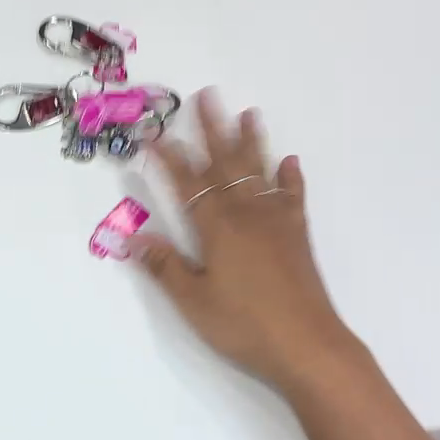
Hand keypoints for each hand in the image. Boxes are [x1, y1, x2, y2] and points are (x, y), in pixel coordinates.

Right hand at [131, 91, 361, 390]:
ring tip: (247, 112)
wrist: (305, 344)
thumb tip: (133, 238)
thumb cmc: (242, 325)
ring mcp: (276, 223)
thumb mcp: (193, 302)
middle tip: (208, 95)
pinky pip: (291, 196)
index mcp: (217, 230)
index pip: (188, 186)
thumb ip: (165, 268)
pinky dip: (288, 177)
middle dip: (213, 131)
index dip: (170, 160)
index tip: (155, 135)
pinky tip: (288, 162)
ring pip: (259, 173)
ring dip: (251, 142)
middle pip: (226, 165)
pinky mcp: (297, 236)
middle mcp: (247, 216)